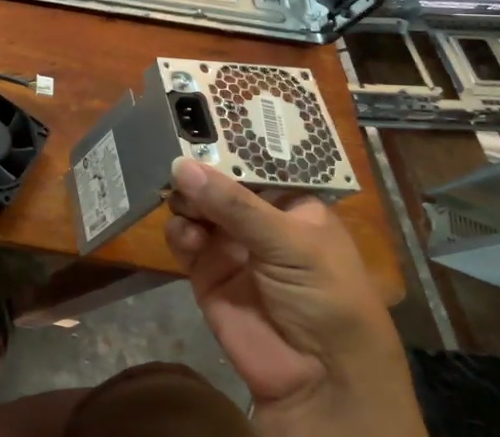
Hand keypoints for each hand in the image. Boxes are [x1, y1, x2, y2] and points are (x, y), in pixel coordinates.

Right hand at [164, 159, 424, 436]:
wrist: (320, 383)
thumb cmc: (328, 301)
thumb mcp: (291, 245)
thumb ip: (234, 205)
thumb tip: (181, 165)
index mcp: (295, 207)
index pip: (257, 165)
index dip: (229, 143)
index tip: (195, 116)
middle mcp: (260, 222)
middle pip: (219, 182)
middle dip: (198, 169)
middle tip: (171, 153)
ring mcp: (231, 246)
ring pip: (196, 205)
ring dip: (186, 199)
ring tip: (181, 200)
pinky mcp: (206, 272)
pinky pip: (183, 239)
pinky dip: (178, 231)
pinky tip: (186, 235)